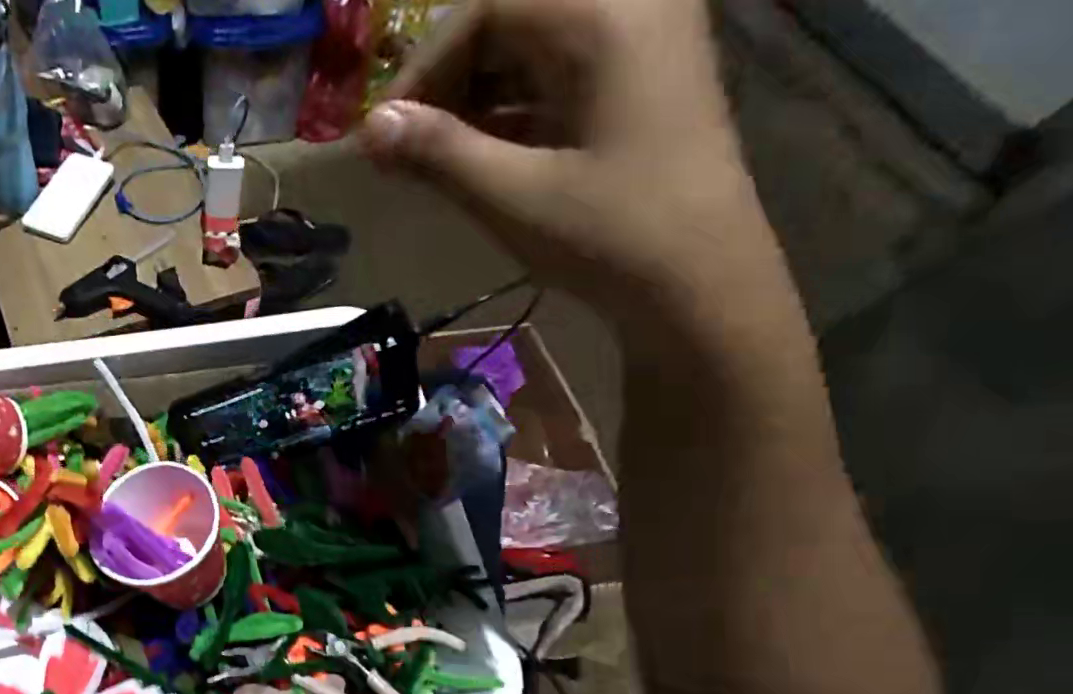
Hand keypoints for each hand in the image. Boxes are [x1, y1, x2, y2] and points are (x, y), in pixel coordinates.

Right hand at [358, 0, 767, 307]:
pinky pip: (557, 75)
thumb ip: (439, 154)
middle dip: (448, 80)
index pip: (488, 7)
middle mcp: (630, 5)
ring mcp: (642, 42)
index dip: (424, 66)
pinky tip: (479, 155)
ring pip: (531, 48)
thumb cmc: (611, 238)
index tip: (385, 130)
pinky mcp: (640, 83)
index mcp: (604, 15)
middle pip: (511, 18)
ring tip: (433, 157)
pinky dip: (510, 110)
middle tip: (405, 145)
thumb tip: (371, 127)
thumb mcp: (514, 198)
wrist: (702, 286)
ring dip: (474, 98)